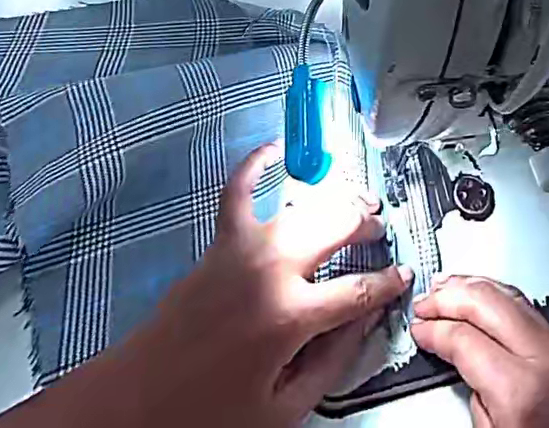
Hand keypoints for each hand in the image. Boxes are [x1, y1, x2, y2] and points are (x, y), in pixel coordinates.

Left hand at [0, 144, 410, 427]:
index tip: (403, 274)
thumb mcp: (285, 407)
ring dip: (333, 198)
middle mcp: (272, 269)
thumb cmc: (215, 409)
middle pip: (334, 228)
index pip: (357, 290)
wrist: (146, 393)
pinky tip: (274, 146)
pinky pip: (238, 189)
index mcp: (291, 315)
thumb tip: (364, 320)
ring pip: (300, 206)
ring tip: (355, 199)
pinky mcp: (220, 239)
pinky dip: (255, 163)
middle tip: (379, 227)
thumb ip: (332, 361)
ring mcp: (244, 246)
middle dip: (364, 224)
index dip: (387, 282)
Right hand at [412, 275, 548, 427]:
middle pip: (484, 302)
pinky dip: (499, 295)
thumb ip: (479, 404)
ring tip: (446, 288)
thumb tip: (469, 372)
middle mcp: (544, 362)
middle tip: (424, 304)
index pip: (462, 337)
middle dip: (447, 296)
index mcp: (520, 392)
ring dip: (472, 287)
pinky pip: (528, 309)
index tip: (420, 330)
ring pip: (508, 295)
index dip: (433, 330)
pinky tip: (485, 297)